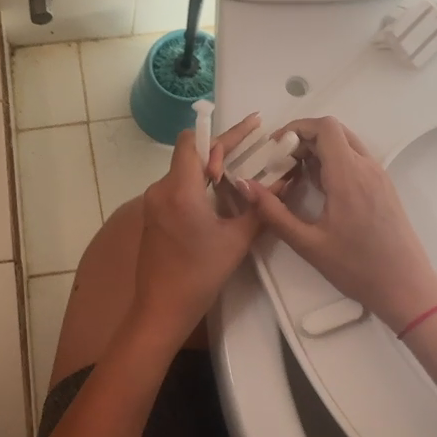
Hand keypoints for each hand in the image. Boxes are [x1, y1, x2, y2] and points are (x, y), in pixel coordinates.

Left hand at [128, 114, 267, 345]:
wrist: (160, 309)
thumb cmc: (198, 276)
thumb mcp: (236, 241)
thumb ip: (259, 208)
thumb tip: (283, 183)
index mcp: (179, 191)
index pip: (194, 142)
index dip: (224, 133)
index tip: (252, 127)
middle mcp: (161, 190)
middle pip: (190, 154)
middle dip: (222, 148)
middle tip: (255, 147)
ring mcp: (153, 203)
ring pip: (183, 170)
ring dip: (210, 167)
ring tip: (244, 171)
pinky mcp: (153, 215)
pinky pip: (177, 187)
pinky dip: (199, 183)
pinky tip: (222, 194)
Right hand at [244, 116, 436, 332]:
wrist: (406, 287)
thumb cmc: (356, 267)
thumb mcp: (307, 243)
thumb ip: (272, 211)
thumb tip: (243, 185)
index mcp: (348, 175)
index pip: (325, 127)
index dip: (297, 128)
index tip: (276, 148)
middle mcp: (367, 167)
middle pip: (335, 131)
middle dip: (305, 138)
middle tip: (282, 162)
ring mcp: (379, 177)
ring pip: (347, 144)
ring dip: (320, 150)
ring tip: (298, 176)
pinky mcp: (384, 188)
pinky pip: (357, 160)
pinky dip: (334, 162)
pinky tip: (321, 190)